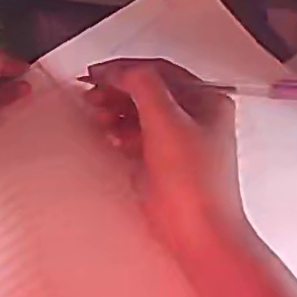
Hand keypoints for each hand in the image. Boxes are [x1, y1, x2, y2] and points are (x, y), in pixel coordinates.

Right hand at [81, 58, 249, 253]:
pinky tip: (108, 136)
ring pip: (136, 112)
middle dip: (115, 90)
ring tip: (96, 115)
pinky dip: (117, 130)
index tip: (95, 74)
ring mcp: (176, 138)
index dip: (123, 69)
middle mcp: (194, 116)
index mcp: (206, 100)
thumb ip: (143, 88)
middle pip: (145, 91)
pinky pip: (132, 134)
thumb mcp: (166, 122)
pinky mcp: (159, 158)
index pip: (158, 71)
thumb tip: (119, 70)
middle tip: (90, 94)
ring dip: (113, 110)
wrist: (195, 227)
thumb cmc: (194, 181)